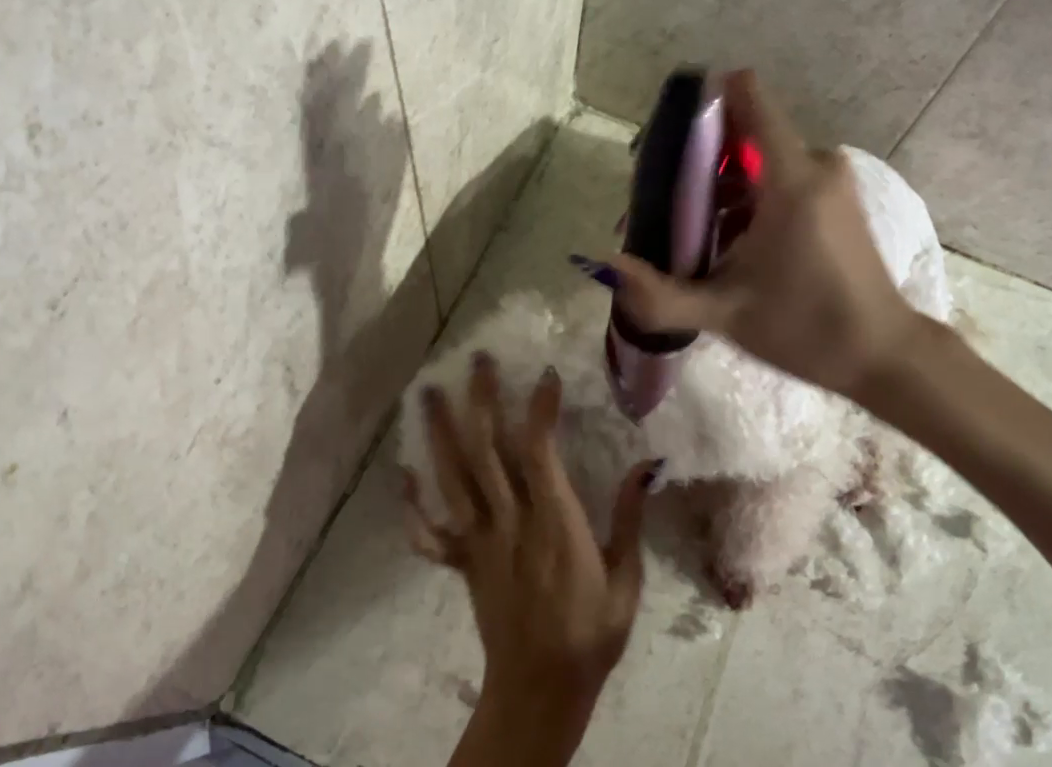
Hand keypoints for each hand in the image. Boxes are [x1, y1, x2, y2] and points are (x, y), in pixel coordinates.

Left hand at [404, 356, 656, 765]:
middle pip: (486, 451)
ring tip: (428, 393)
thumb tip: (649, 464)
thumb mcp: (626, 578)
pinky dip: (412, 504)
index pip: (539, 451)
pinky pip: (429, 533)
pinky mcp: (462, 565)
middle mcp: (510, 522)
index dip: (539, 409)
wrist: (541, 688)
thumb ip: (631, 518)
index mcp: (554, 523)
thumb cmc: (592, 633)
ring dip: (439, 433)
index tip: (546, 375)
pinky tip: (402, 474)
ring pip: (453, 478)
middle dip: (480, 401)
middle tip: (477, 361)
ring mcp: (479, 543)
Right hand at [610, 69, 927, 398]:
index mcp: (790, 177)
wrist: (883, 355)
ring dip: (718, 189)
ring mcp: (828, 180)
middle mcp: (813, 163)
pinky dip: (746, 200)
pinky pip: (779, 178)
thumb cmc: (806, 328)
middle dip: (696, 165)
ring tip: (686, 238)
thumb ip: (659, 292)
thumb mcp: (724, 313)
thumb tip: (605, 267)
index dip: (701, 106)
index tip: (665, 147)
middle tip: (660, 212)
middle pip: (741, 133)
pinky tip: (724, 246)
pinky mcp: (834, 199)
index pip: (746, 95)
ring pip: (757, 160)